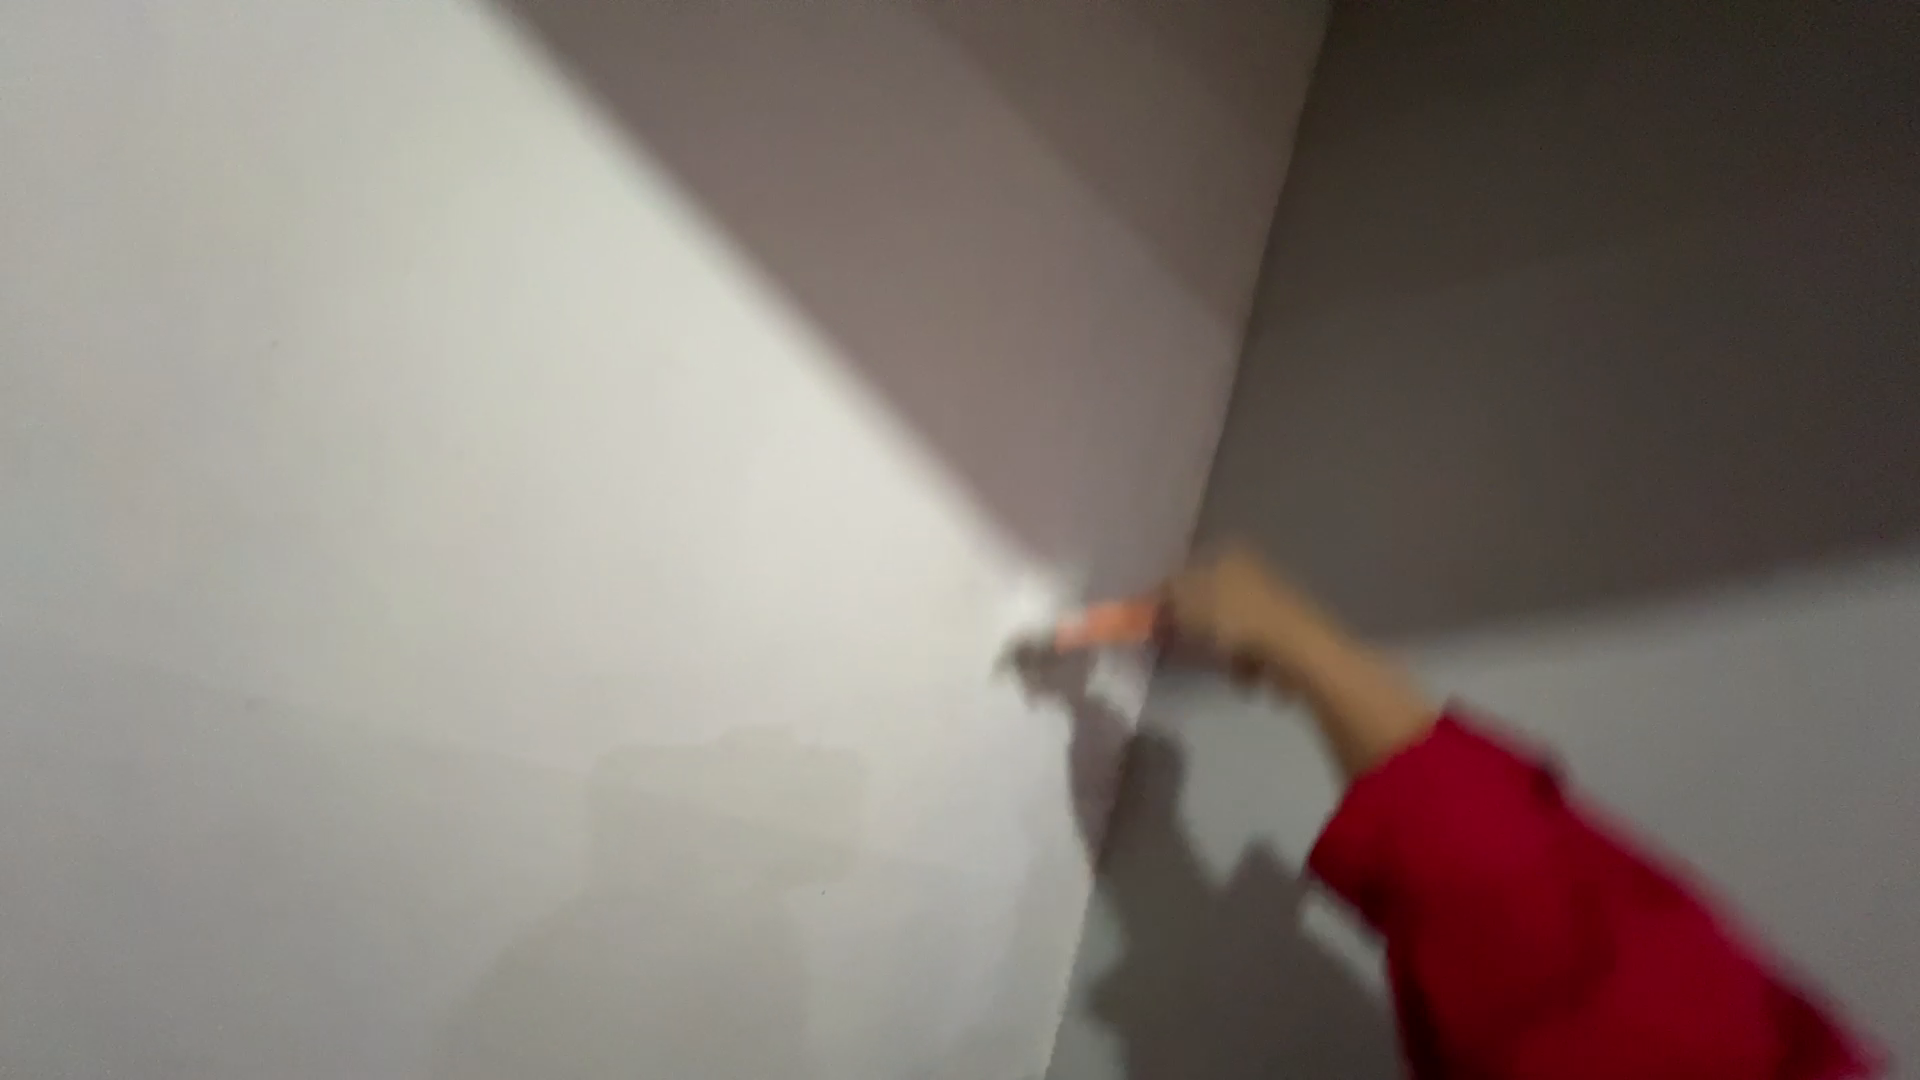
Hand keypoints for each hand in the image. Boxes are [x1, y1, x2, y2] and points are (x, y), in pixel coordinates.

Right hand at [1160, 546, 1336, 683]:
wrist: (1298, 650)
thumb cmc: (1233, 619)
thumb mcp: (1181, 608)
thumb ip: (1155, 608)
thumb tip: (1135, 612)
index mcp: (1225, 552)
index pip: (1182, 573)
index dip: (1162, 600)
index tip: (1149, 627)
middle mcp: (1251, 567)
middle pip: (1204, 597)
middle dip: (1189, 624)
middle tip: (1174, 647)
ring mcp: (1273, 596)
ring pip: (1227, 622)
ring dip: (1216, 644)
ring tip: (1212, 663)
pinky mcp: (1288, 628)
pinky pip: (1251, 643)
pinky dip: (1242, 659)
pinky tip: (1241, 672)